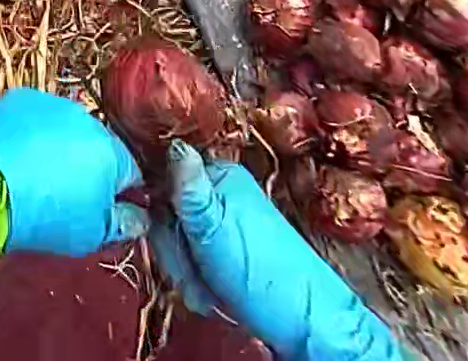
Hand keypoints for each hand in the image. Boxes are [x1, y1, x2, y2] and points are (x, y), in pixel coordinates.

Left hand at [0, 87, 148, 255]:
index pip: (131, 171)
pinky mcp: (25, 98)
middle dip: (90, 165)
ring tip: (38, 172)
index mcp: (111, 152)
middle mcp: (88, 119)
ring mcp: (55, 104)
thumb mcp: (90, 232)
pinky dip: (34, 131)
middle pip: (99, 146)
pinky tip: (19, 153)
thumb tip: (141, 216)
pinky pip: (38, 116)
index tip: (104, 205)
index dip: (121, 191)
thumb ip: (123, 222)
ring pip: (70, 128)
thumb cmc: (43, 212)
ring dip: (63, 145)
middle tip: (67, 192)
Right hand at [150, 143, 405, 360]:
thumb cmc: (260, 274)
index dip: (159, 213)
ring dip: (185, 268)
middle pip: (170, 210)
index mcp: (220, 174)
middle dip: (174, 248)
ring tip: (205, 290)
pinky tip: (211, 294)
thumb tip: (174, 143)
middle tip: (192, 274)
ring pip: (180, 236)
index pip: (165, 177)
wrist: (308, 324)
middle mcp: (223, 190)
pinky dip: (198, 277)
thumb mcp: (214, 229)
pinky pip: (196, 254)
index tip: (170, 243)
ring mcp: (228, 218)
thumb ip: (189, 188)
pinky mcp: (232, 246)